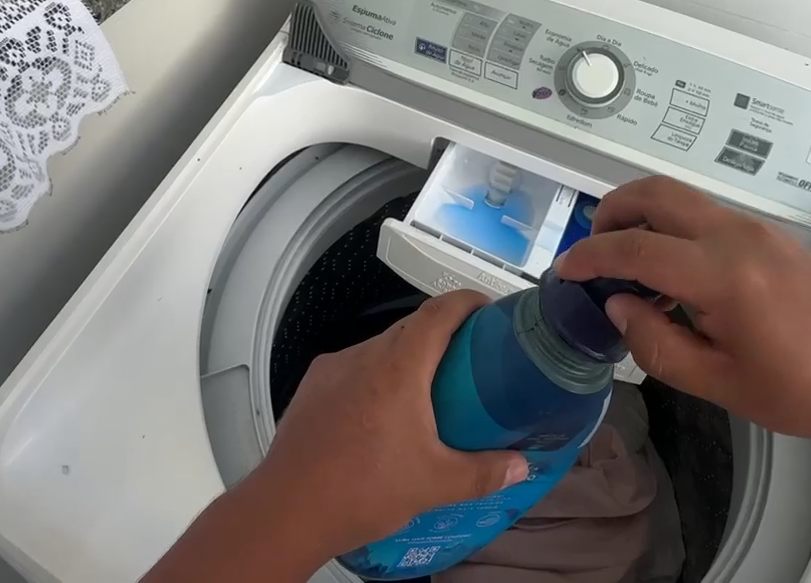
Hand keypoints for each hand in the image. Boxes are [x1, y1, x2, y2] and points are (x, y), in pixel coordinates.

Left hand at [241, 289, 530, 558]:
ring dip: (406, 360)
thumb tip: (522, 467)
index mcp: (400, 365)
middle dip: (442, 335)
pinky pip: (354, 367)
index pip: (439, 311)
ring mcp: (335, 365)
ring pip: (381, 347)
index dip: (467, 301)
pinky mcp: (313, 383)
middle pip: (411, 326)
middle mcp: (366, 353)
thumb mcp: (434, 484)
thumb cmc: (364, 487)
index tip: (487, 309)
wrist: (288, 509)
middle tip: (467, 362)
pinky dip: (374, 377)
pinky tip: (378, 415)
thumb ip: (484, 473)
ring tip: (425, 395)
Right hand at [556, 176, 810, 476]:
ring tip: (626, 261)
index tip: (563, 270)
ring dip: (640, 214)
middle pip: (654, 193)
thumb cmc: (803, 393)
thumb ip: (656, 343)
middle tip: (592, 250)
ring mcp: (755, 228)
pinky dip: (670, 225)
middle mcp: (735, 235)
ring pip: (679, 196)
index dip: (590, 257)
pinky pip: (704, 213)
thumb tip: (616, 304)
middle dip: (611, 211)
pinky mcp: (769, 234)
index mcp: (722, 275)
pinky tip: (671, 271)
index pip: (635, 249)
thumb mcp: (720, 385)